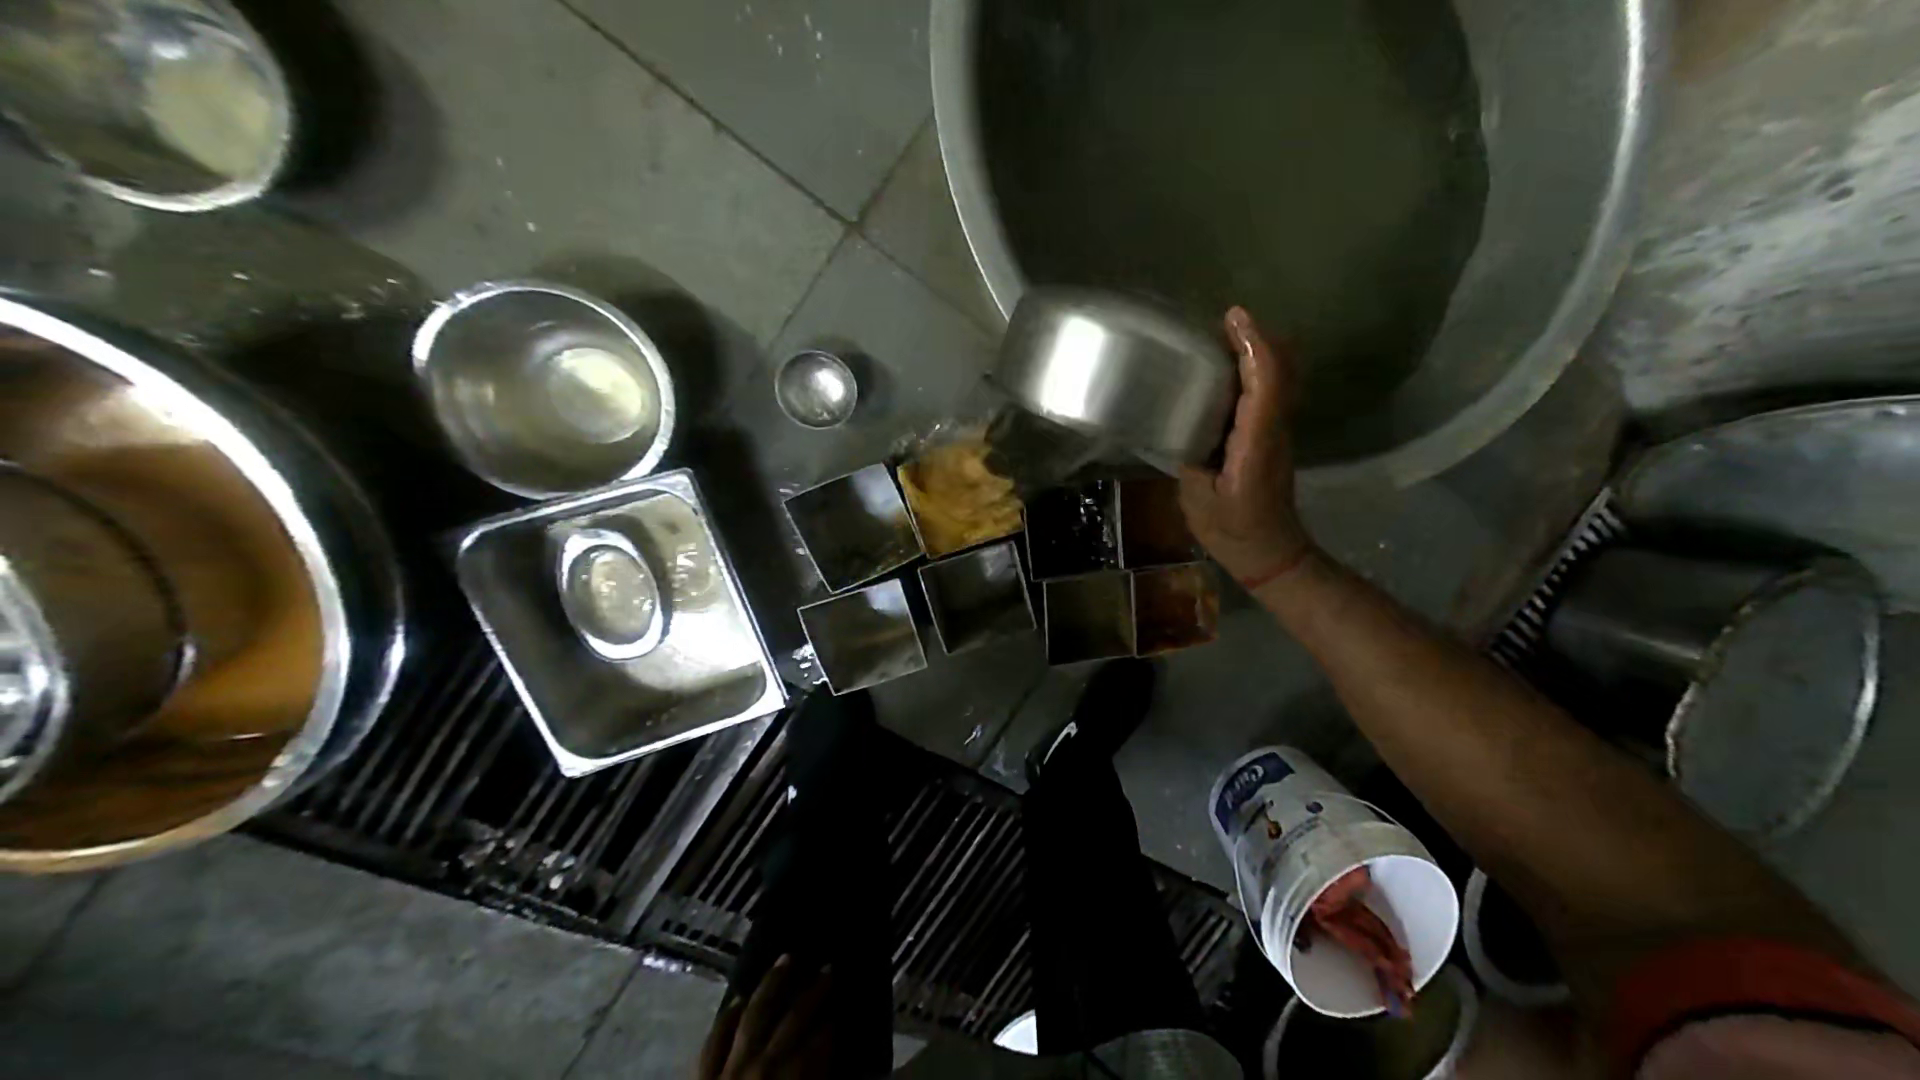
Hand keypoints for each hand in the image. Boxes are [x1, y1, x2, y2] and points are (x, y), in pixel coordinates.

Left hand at [698, 956, 833, 1079]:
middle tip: (830, 966)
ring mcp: (730, 1070)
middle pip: (794, 1019)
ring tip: (787, 957)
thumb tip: (852, 1065)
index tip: (844, 1005)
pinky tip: (738, 999)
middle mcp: (763, 1066)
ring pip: (754, 1015)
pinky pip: (714, 1041)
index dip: (834, 1022)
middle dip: (814, 991)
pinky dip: (726, 1018)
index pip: (821, 1041)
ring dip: (772, 984)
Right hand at [1179, 307, 1313, 586]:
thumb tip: (1174, 423)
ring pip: (1279, 378)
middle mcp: (1273, 429)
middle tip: (1225, 320)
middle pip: (1281, 369)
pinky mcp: (1270, 439)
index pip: (1265, 381)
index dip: (1252, 344)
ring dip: (1257, 352)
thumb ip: (1190, 455)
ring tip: (1224, 337)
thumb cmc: (1232, 531)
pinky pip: (1268, 393)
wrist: (1271, 553)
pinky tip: (1226, 373)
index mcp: (1255, 442)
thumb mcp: (1197, 497)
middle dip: (1257, 338)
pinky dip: (1254, 371)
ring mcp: (1276, 433)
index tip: (1232, 317)